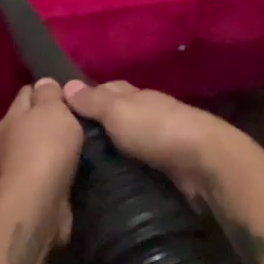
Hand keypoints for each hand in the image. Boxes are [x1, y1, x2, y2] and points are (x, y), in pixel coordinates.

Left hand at [0, 79, 83, 239]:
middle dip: (51, 121)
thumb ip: (49, 93)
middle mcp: (5, 144)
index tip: (70, 92)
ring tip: (83, 147)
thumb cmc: (44, 150)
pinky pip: (45, 177)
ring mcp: (14, 173)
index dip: (47, 89)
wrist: (34, 209)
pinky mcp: (27, 198)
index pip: (27, 93)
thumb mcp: (52, 110)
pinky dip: (57, 174)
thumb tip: (44, 82)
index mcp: (9, 118)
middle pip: (31, 123)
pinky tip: (75, 173)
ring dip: (54, 151)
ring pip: (38, 151)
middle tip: (81, 120)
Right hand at [61, 80, 246, 203]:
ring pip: (127, 141)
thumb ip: (94, 101)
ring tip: (79, 170)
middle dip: (96, 125)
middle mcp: (148, 114)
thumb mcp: (119, 111)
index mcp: (137, 96)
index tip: (60, 111)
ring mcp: (160, 142)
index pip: (107, 90)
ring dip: (110, 150)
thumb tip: (66, 84)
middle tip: (65, 145)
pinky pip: (138, 164)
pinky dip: (124, 168)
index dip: (86, 97)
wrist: (203, 162)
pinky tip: (108, 180)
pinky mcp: (167, 168)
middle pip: (118, 116)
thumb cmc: (157, 129)